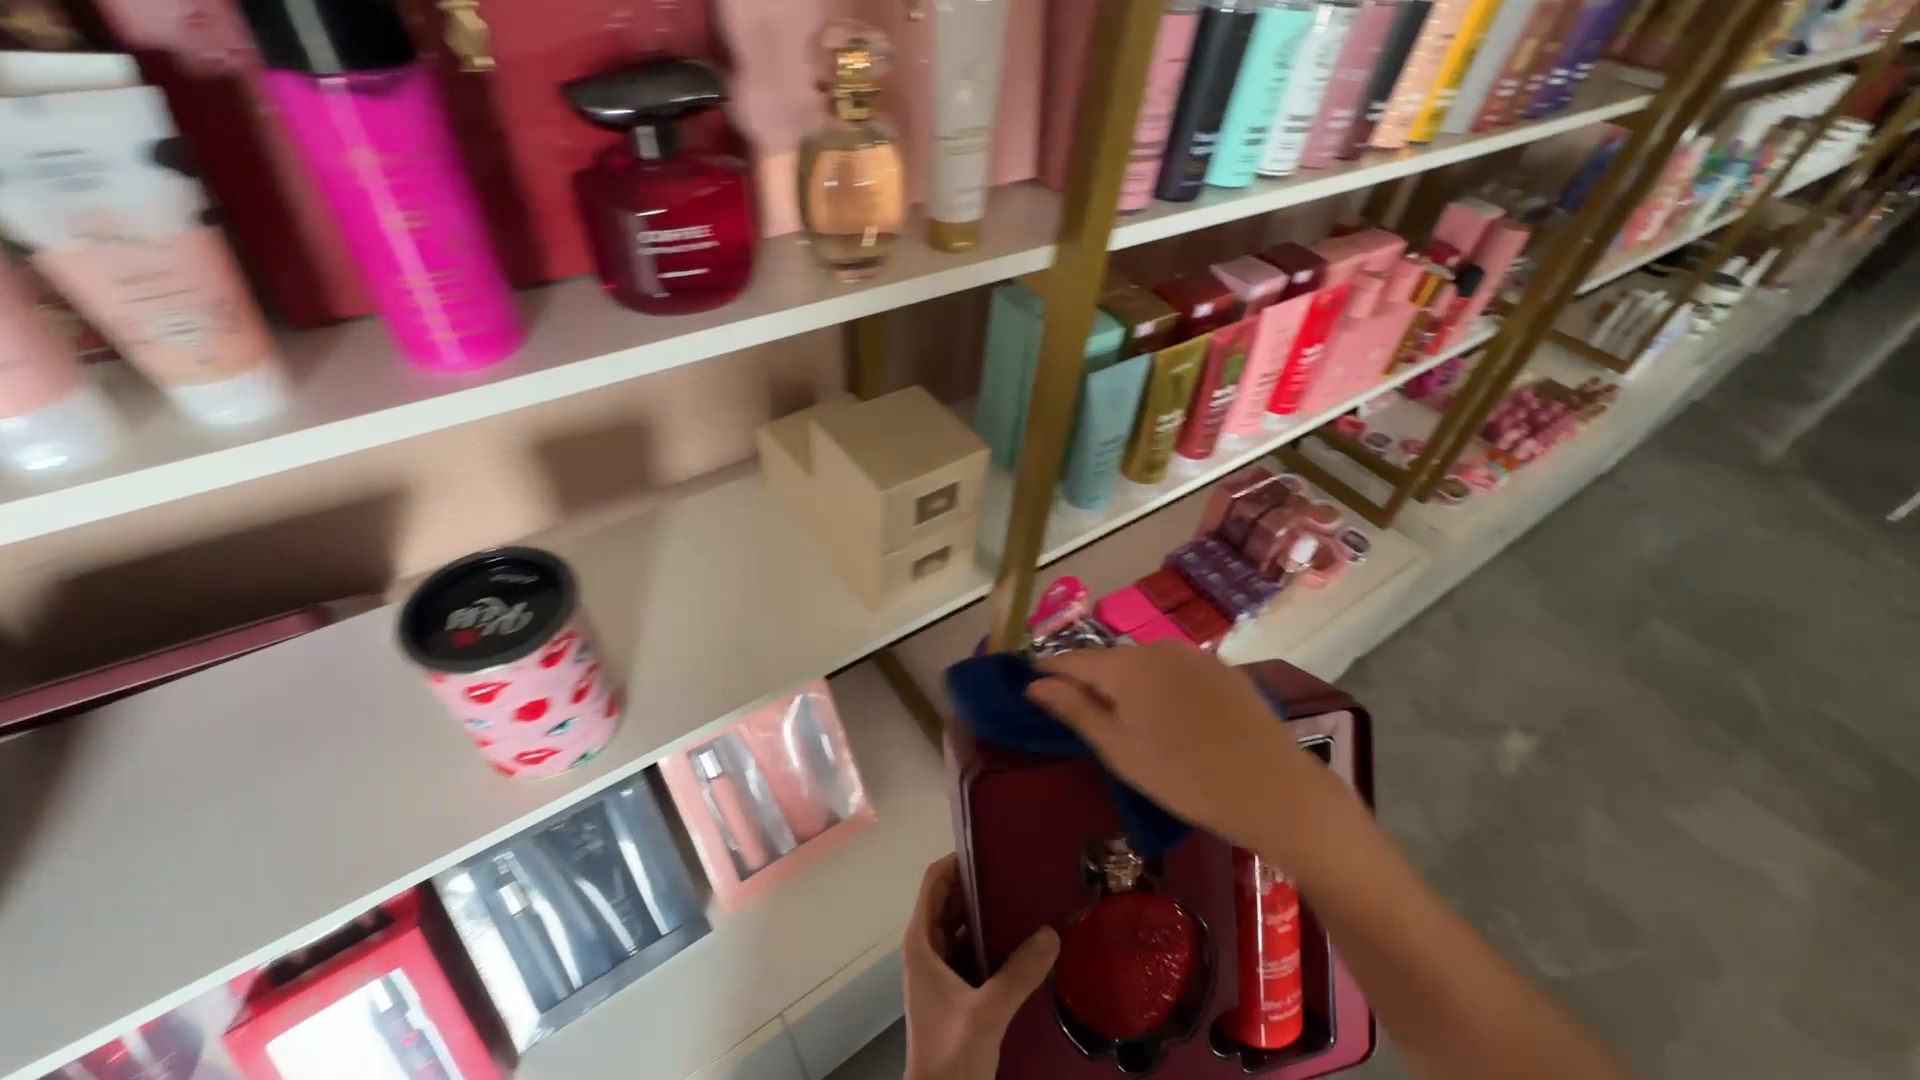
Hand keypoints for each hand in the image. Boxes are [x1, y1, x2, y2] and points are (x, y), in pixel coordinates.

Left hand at [903, 855, 1058, 1079]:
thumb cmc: (950, 1054)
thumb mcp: (987, 1012)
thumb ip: (1018, 973)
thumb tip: (1051, 932)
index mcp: (922, 942)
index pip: (936, 881)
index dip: (959, 859)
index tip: (994, 847)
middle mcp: (928, 948)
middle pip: (953, 899)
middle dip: (982, 882)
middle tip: (1022, 869)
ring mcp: (941, 969)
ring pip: (965, 925)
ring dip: (991, 912)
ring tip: (1030, 897)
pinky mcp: (957, 988)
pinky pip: (976, 949)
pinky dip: (996, 939)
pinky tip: (1028, 940)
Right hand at [1025, 643, 1331, 861]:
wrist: (1274, 790)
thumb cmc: (1185, 779)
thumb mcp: (1120, 752)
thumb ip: (1075, 710)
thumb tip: (1034, 684)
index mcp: (1125, 667)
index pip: (1069, 660)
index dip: (1045, 672)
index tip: (1028, 688)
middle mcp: (1157, 647)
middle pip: (1108, 661)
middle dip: (1089, 683)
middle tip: (1084, 722)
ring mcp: (1195, 655)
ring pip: (1143, 665)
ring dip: (1127, 686)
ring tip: (1130, 726)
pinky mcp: (1223, 669)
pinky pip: (1175, 671)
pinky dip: (1161, 688)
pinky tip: (1173, 722)